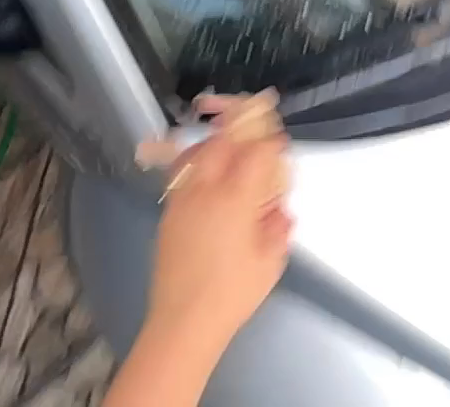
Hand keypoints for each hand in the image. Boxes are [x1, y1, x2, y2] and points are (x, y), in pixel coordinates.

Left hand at [143, 102, 293, 352]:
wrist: (183, 323)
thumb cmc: (232, 294)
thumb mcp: (270, 262)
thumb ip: (277, 228)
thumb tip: (280, 210)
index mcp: (235, 197)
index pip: (257, 152)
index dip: (272, 142)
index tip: (281, 143)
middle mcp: (206, 189)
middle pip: (222, 140)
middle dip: (240, 126)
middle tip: (253, 126)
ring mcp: (182, 199)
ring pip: (197, 153)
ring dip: (215, 142)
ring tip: (227, 143)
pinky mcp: (168, 214)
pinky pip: (182, 174)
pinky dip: (197, 163)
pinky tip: (207, 175)